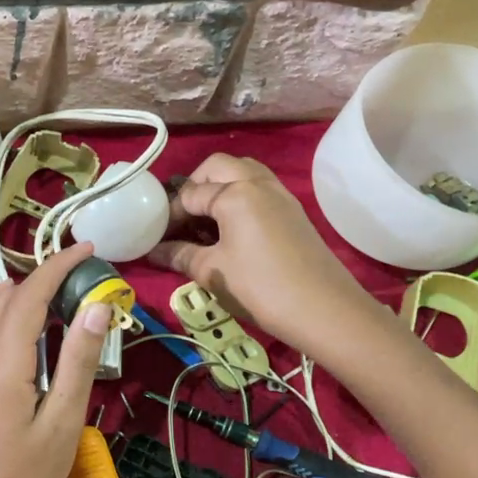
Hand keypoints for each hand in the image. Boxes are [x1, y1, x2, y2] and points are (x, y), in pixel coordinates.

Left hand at [0, 244, 110, 477]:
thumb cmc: (30, 475)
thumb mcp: (65, 419)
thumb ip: (77, 359)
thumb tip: (96, 306)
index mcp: (4, 361)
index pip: (30, 296)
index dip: (59, 267)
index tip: (89, 249)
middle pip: (9, 296)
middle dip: (45, 275)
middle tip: (85, 273)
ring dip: (18, 288)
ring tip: (56, 288)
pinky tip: (15, 312)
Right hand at [147, 153, 382, 354]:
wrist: (323, 310)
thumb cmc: (259, 288)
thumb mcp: (212, 272)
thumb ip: (180, 255)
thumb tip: (154, 251)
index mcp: (235, 192)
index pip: (189, 193)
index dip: (169, 216)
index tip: (158, 237)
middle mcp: (258, 182)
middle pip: (217, 167)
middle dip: (194, 186)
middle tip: (182, 219)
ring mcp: (279, 194)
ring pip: (242, 173)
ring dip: (219, 187)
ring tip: (205, 221)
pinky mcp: (292, 210)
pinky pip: (258, 188)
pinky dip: (239, 197)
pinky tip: (230, 229)